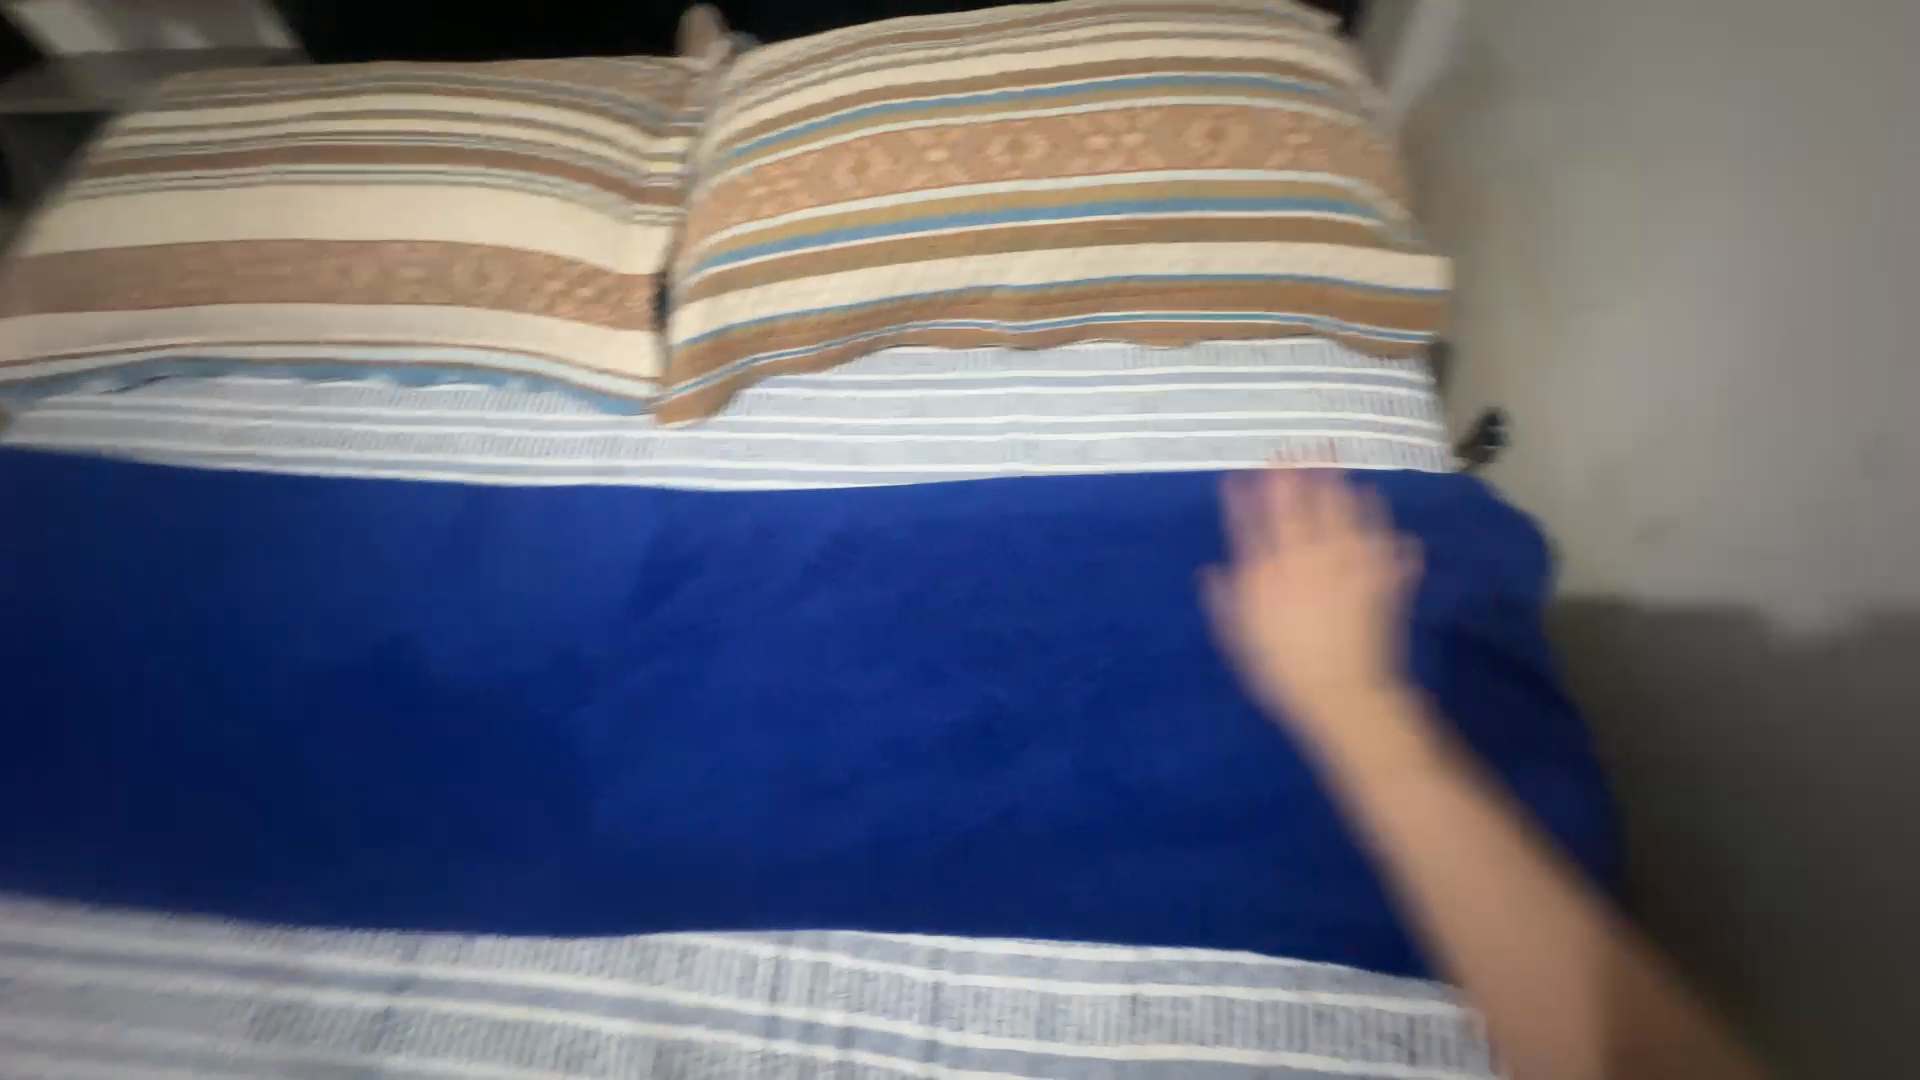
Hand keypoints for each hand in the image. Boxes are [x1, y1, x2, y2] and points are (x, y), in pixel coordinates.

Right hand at [1200, 469, 1423, 741]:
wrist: (1341, 694)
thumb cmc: (1278, 669)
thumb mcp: (1236, 637)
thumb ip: (1223, 598)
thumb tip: (1210, 569)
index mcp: (1266, 570)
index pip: (1250, 523)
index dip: (1243, 496)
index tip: (1238, 474)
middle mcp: (1305, 558)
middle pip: (1299, 506)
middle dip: (1294, 475)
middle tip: (1295, 449)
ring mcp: (1346, 565)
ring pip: (1343, 514)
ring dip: (1338, 488)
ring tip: (1336, 467)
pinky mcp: (1379, 579)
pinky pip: (1383, 543)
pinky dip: (1382, 526)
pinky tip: (1381, 511)